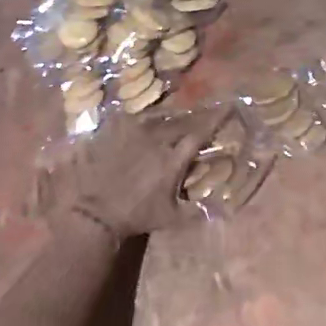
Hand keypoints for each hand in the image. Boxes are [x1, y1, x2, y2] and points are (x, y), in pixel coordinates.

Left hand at [58, 108, 230, 238]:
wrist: (97, 210)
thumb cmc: (137, 215)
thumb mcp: (172, 218)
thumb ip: (198, 211)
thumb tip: (224, 209)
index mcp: (173, 159)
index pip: (200, 134)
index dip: (216, 120)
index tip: (228, 107)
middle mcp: (157, 139)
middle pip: (181, 121)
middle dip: (195, 116)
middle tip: (205, 110)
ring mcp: (134, 131)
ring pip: (159, 116)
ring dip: (171, 116)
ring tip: (178, 113)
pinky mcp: (114, 129)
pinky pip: (135, 116)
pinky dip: (145, 116)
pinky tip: (147, 118)